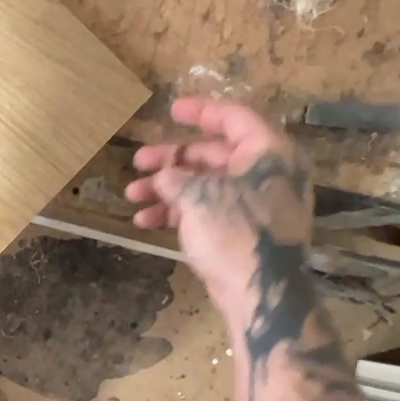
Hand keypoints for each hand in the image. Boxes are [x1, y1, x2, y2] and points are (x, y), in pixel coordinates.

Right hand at [124, 97, 313, 318]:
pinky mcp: (240, 230)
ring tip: (133, 196)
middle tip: (138, 164)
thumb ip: (176, 180)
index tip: (171, 110)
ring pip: (203, 185)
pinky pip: (205, 211)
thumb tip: (162, 177)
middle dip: (170, 161)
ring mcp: (252, 203)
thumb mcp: (199, 198)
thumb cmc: (234, 233)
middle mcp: (264, 172)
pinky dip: (177, 213)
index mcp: (266, 152)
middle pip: (211, 155)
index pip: (233, 118)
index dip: (200, 112)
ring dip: (165, 190)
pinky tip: (146, 222)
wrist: (258, 290)